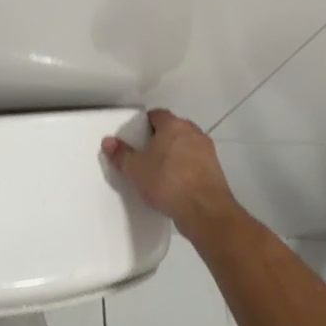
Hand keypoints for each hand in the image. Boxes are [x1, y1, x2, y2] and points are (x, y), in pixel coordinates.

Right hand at [102, 109, 239, 232]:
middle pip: (174, 129)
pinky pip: (196, 162)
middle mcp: (193, 132)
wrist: (204, 210)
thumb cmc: (167, 182)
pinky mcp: (216, 169)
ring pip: (187, 145)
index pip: (157, 115)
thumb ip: (121, 154)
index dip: (145, 124)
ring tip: (161, 171)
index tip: (137, 138)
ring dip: (176, 153)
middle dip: (161, 138)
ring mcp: (208, 151)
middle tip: (146, 154)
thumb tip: (108, 141)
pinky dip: (187, 168)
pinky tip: (177, 184)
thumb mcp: (135, 170)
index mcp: (173, 125)